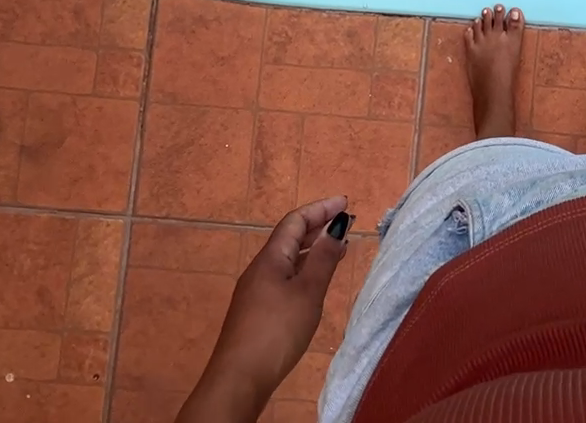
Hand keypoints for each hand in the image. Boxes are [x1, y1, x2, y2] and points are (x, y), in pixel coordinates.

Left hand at [178, 196, 352, 422]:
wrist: (237, 381)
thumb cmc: (277, 330)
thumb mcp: (308, 292)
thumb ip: (324, 258)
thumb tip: (336, 225)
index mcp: (270, 258)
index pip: (296, 221)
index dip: (321, 208)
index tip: (345, 203)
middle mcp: (260, 269)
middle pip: (290, 237)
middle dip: (319, 226)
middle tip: (347, 223)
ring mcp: (256, 291)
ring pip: (288, 258)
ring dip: (313, 249)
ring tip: (339, 249)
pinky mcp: (257, 311)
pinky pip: (284, 276)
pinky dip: (304, 269)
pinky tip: (316, 282)